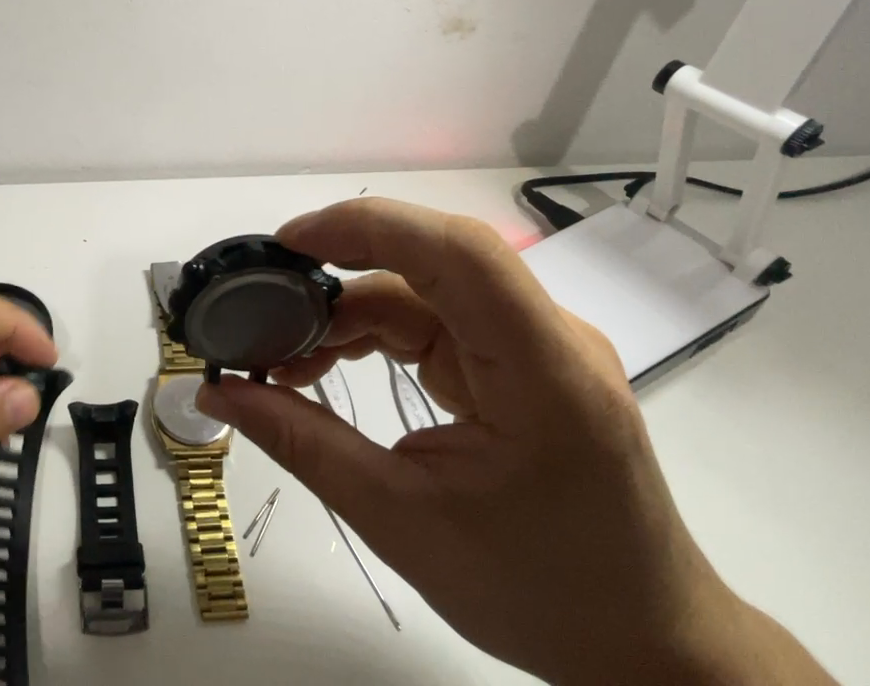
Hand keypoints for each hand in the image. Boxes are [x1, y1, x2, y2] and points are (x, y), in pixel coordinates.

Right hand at [195, 199, 834, 685]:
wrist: (644, 642)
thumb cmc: (539, 593)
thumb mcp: (400, 520)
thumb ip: (304, 443)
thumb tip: (224, 393)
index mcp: (542, 373)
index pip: (458, 254)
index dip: (366, 227)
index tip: (285, 245)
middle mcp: (549, 339)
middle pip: (431, 267)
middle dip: (337, 280)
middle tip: (261, 316)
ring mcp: (538, 348)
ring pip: (424, 293)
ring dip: (349, 317)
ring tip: (283, 361)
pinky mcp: (521, 365)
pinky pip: (436, 325)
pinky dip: (375, 338)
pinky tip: (327, 368)